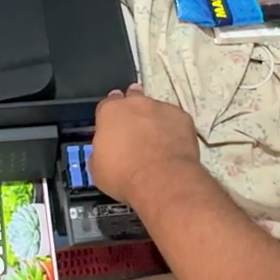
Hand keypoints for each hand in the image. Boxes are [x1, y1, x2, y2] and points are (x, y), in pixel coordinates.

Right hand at [90, 84, 205, 213]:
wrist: (161, 181)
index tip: (112, 127)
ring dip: (153, 121)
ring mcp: (161, 108)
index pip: (106, 104)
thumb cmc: (126, 175)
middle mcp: (135, 103)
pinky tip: (171, 146)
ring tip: (155, 142)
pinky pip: (175, 120)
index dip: (109, 116)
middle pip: (132, 98)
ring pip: (155, 109)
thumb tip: (101, 155)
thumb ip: (98, 151)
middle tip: (134, 129)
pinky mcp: (182, 117)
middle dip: (132, 111)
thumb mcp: (97, 169)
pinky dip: (173, 129)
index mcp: (110, 112)